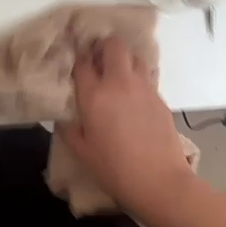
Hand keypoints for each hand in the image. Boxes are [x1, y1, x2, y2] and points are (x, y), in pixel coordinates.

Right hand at [57, 37, 199, 221]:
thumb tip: (65, 116)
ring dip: (123, 59)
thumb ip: (69, 129)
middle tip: (96, 60)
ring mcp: (144, 88)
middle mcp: (120, 83)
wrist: (158, 180)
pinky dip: (137, 77)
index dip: (77, 56)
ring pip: (134, 56)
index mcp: (95, 96)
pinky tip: (132, 95)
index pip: (82, 62)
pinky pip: (147, 76)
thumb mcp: (81, 152)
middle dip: (104, 46)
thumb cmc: (114, 169)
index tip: (74, 58)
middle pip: (114, 46)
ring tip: (116, 74)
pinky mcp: (160, 97)